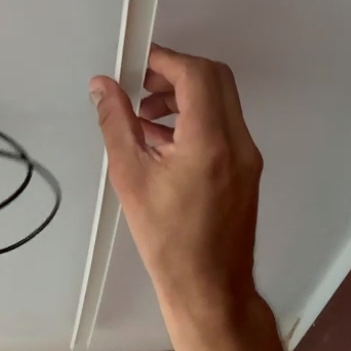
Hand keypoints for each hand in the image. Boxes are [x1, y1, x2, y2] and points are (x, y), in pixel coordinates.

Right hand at [90, 45, 263, 320]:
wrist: (210, 290)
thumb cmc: (166, 238)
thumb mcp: (129, 176)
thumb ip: (116, 122)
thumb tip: (103, 85)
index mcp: (210, 140)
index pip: (195, 74)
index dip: (164, 60)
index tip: (135, 64)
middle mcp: (237, 141)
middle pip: (214, 78)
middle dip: (175, 71)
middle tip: (140, 84)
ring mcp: (247, 154)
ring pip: (220, 99)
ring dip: (184, 93)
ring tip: (144, 115)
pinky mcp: (246, 168)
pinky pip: (223, 124)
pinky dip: (195, 117)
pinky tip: (161, 139)